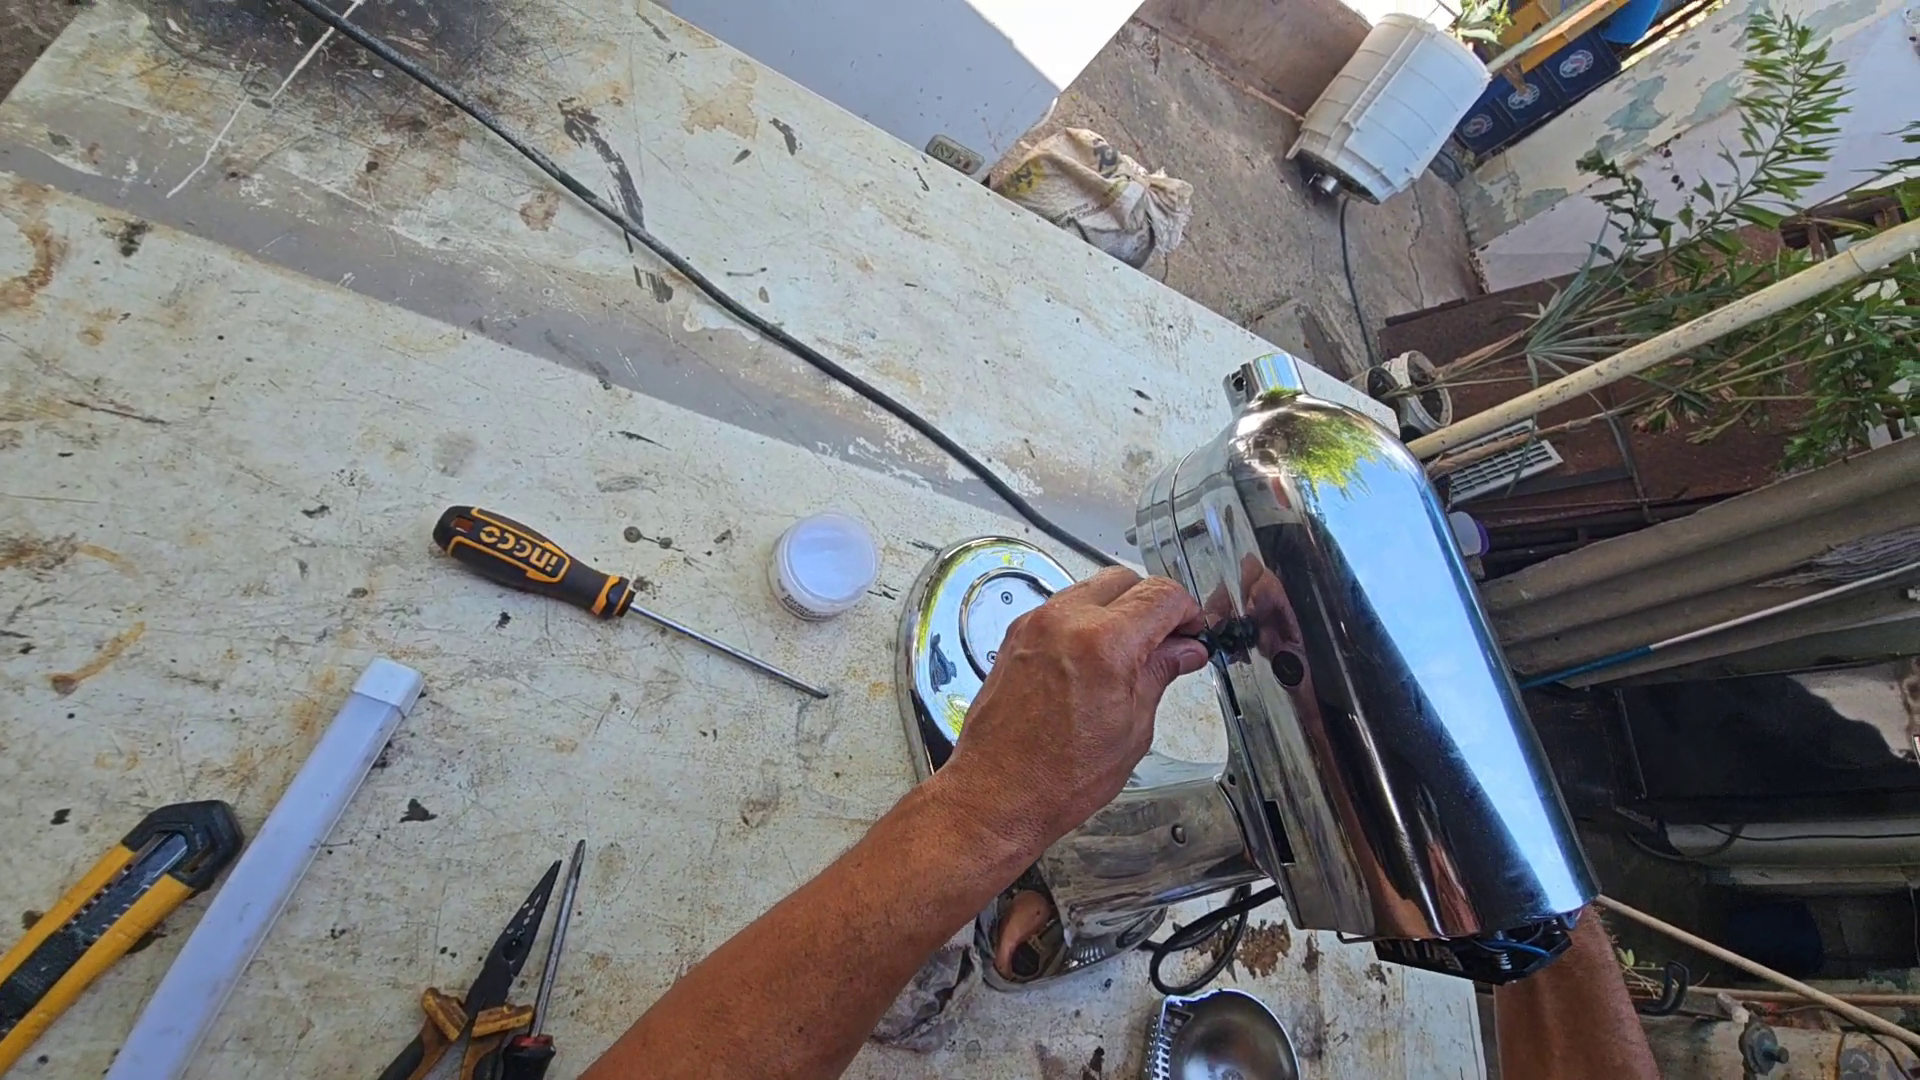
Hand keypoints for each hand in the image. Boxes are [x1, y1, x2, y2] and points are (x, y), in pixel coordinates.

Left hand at [934, 567, 1209, 855]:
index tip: (1192, 629)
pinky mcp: (1017, 634)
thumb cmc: (1056, 776)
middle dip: (1153, 603)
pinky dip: (1086, 619)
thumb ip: (1159, 674)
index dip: (1187, 611)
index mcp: (1103, 643)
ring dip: (1118, 609)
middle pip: (1125, 579)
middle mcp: (1064, 621)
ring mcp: (1035, 624)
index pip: (1160, 595)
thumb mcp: (1133, 728)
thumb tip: (1182, 651)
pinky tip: (1096, 655)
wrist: (997, 791)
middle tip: (1168, 639)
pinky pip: (1062, 607)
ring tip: (1131, 652)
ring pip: (1091, 587)